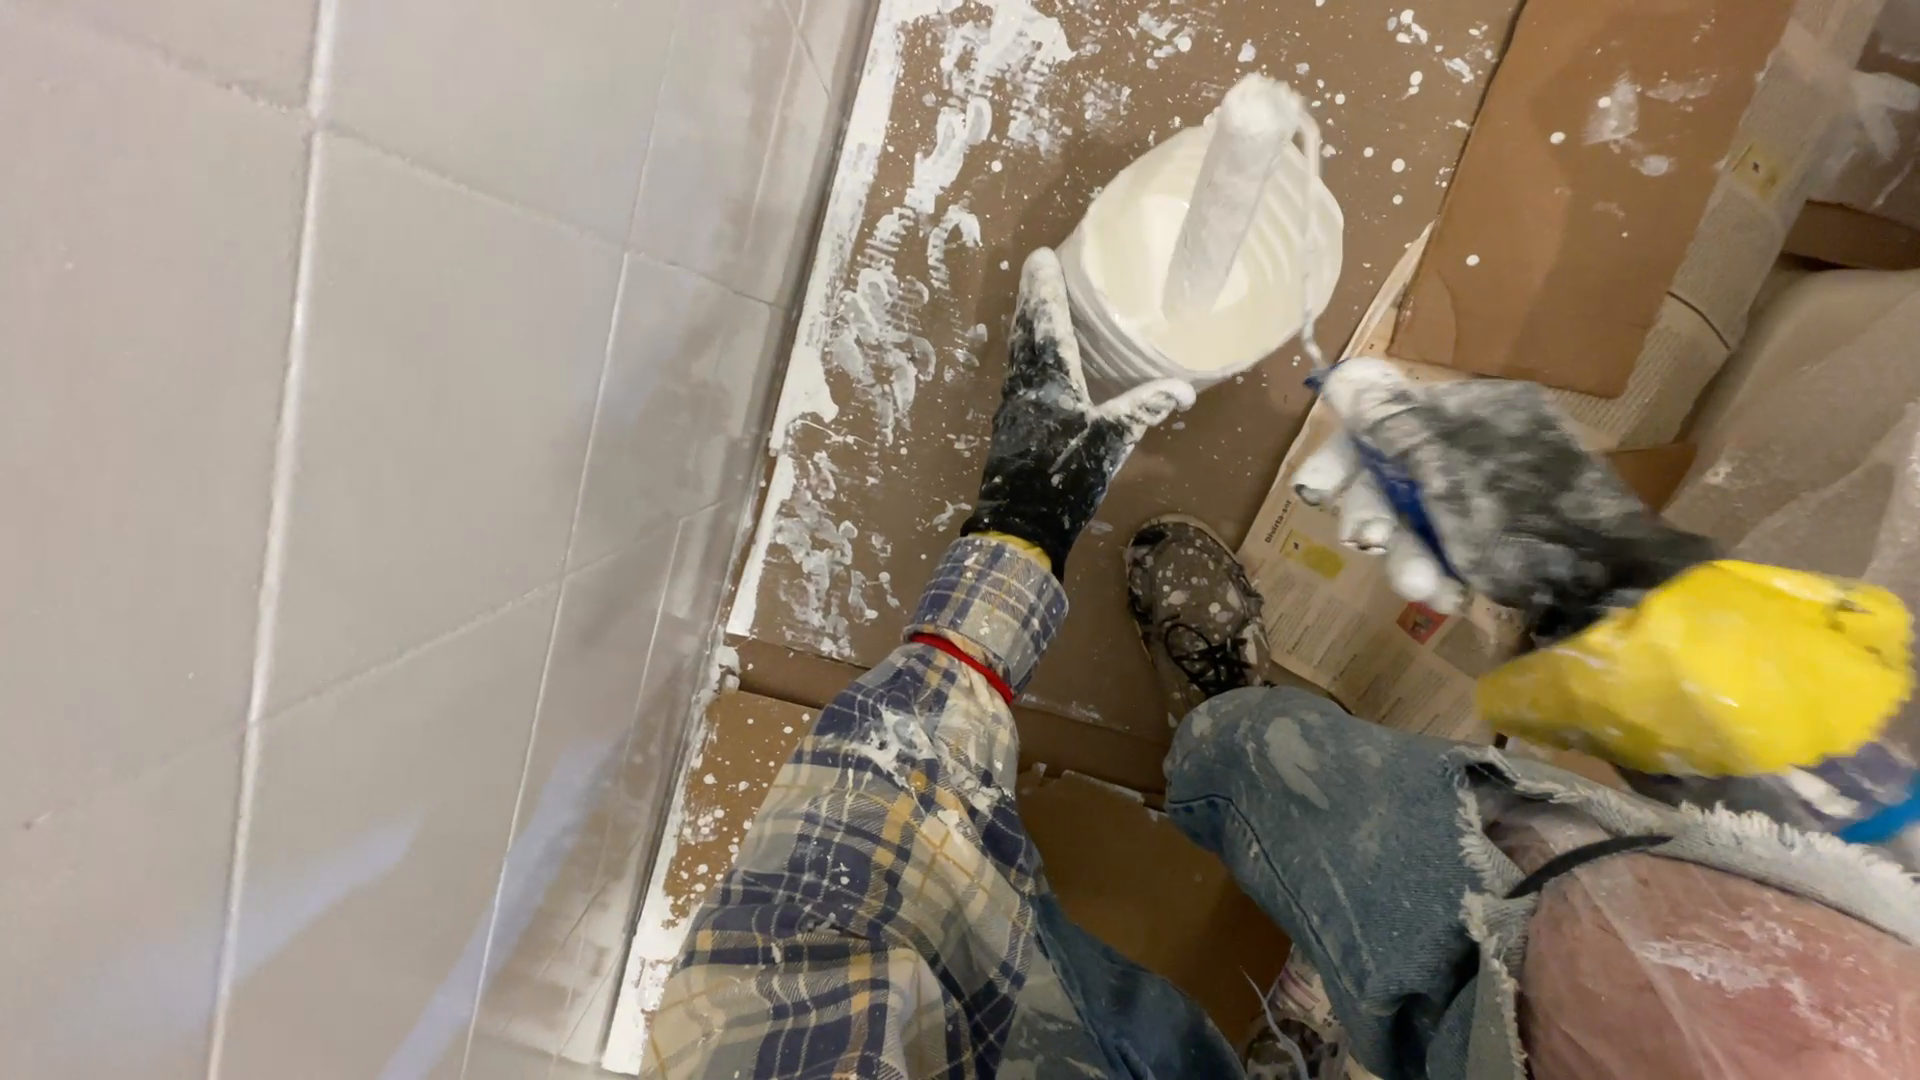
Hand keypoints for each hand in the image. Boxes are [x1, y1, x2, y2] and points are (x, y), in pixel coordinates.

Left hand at [961, 249, 1194, 575]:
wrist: (1019, 522)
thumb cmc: (1062, 478)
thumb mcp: (1110, 442)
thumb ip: (1145, 409)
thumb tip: (1185, 388)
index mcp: (1047, 379)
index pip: (1045, 321)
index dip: (1044, 287)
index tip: (1041, 256)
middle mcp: (1024, 384)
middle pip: (1024, 330)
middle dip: (1032, 298)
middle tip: (1039, 271)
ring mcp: (1012, 404)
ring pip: (1018, 352)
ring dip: (1027, 324)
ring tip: (1038, 305)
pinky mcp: (1010, 424)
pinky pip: (1018, 373)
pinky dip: (1027, 352)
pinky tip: (1038, 360)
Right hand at [1296, 358, 1715, 635]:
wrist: (1614, 591)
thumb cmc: (1524, 519)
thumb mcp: (1448, 469)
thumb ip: (1390, 425)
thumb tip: (1339, 374)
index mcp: (1471, 413)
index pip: (1382, 418)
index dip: (1342, 454)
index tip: (1314, 489)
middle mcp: (1473, 447)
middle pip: (1387, 476)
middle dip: (1373, 517)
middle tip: (1364, 543)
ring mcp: (1482, 495)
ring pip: (1408, 522)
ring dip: (1404, 556)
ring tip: (1421, 588)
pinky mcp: (1490, 540)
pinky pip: (1438, 549)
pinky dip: (1437, 573)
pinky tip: (1450, 595)